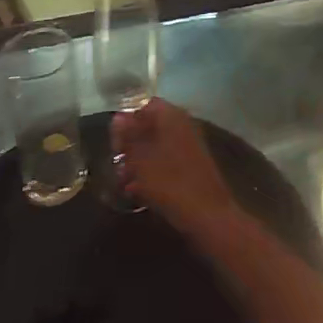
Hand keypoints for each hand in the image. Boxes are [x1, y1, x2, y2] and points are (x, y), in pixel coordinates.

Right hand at [111, 99, 238, 233]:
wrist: (208, 216)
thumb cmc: (169, 182)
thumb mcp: (139, 159)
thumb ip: (127, 135)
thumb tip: (118, 117)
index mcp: (170, 116)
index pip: (142, 105)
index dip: (125, 121)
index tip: (114, 142)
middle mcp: (182, 125)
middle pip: (148, 125)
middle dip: (130, 143)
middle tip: (116, 162)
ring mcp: (189, 146)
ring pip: (156, 145)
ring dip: (138, 159)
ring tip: (123, 180)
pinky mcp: (192, 166)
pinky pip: (166, 161)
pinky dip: (151, 171)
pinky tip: (137, 190)